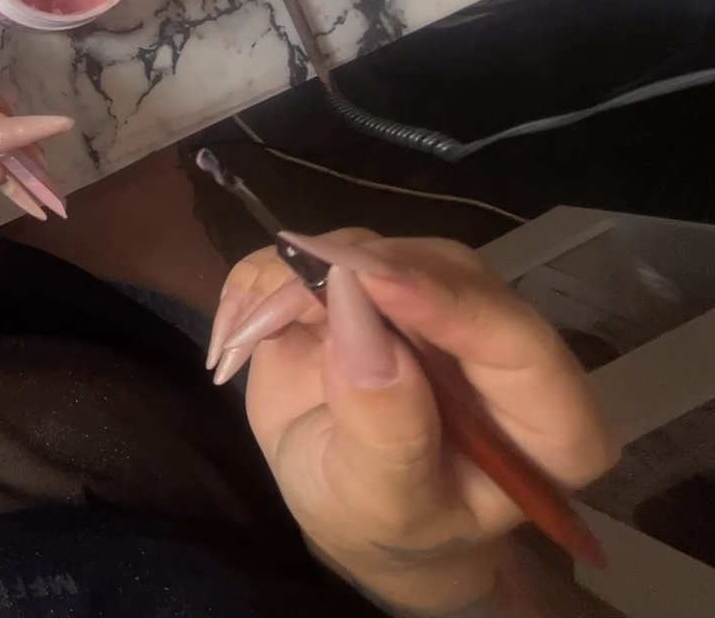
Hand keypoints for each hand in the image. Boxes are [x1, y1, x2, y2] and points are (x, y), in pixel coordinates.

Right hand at [216, 231, 617, 612]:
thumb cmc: (379, 522)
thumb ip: (385, 426)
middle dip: (350, 272)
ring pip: (361, 251)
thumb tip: (360, 329)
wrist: (340, 504)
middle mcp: (484, 342)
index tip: (363, 278)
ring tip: (241, 340)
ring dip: (287, 281)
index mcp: (538, 415)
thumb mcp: (383, 499)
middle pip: (435, 268)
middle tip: (278, 300)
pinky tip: (234, 334)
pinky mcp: (349, 292)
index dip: (441, 299)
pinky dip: (255, 282)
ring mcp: (414, 308)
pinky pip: (303, 258)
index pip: (511, 338)